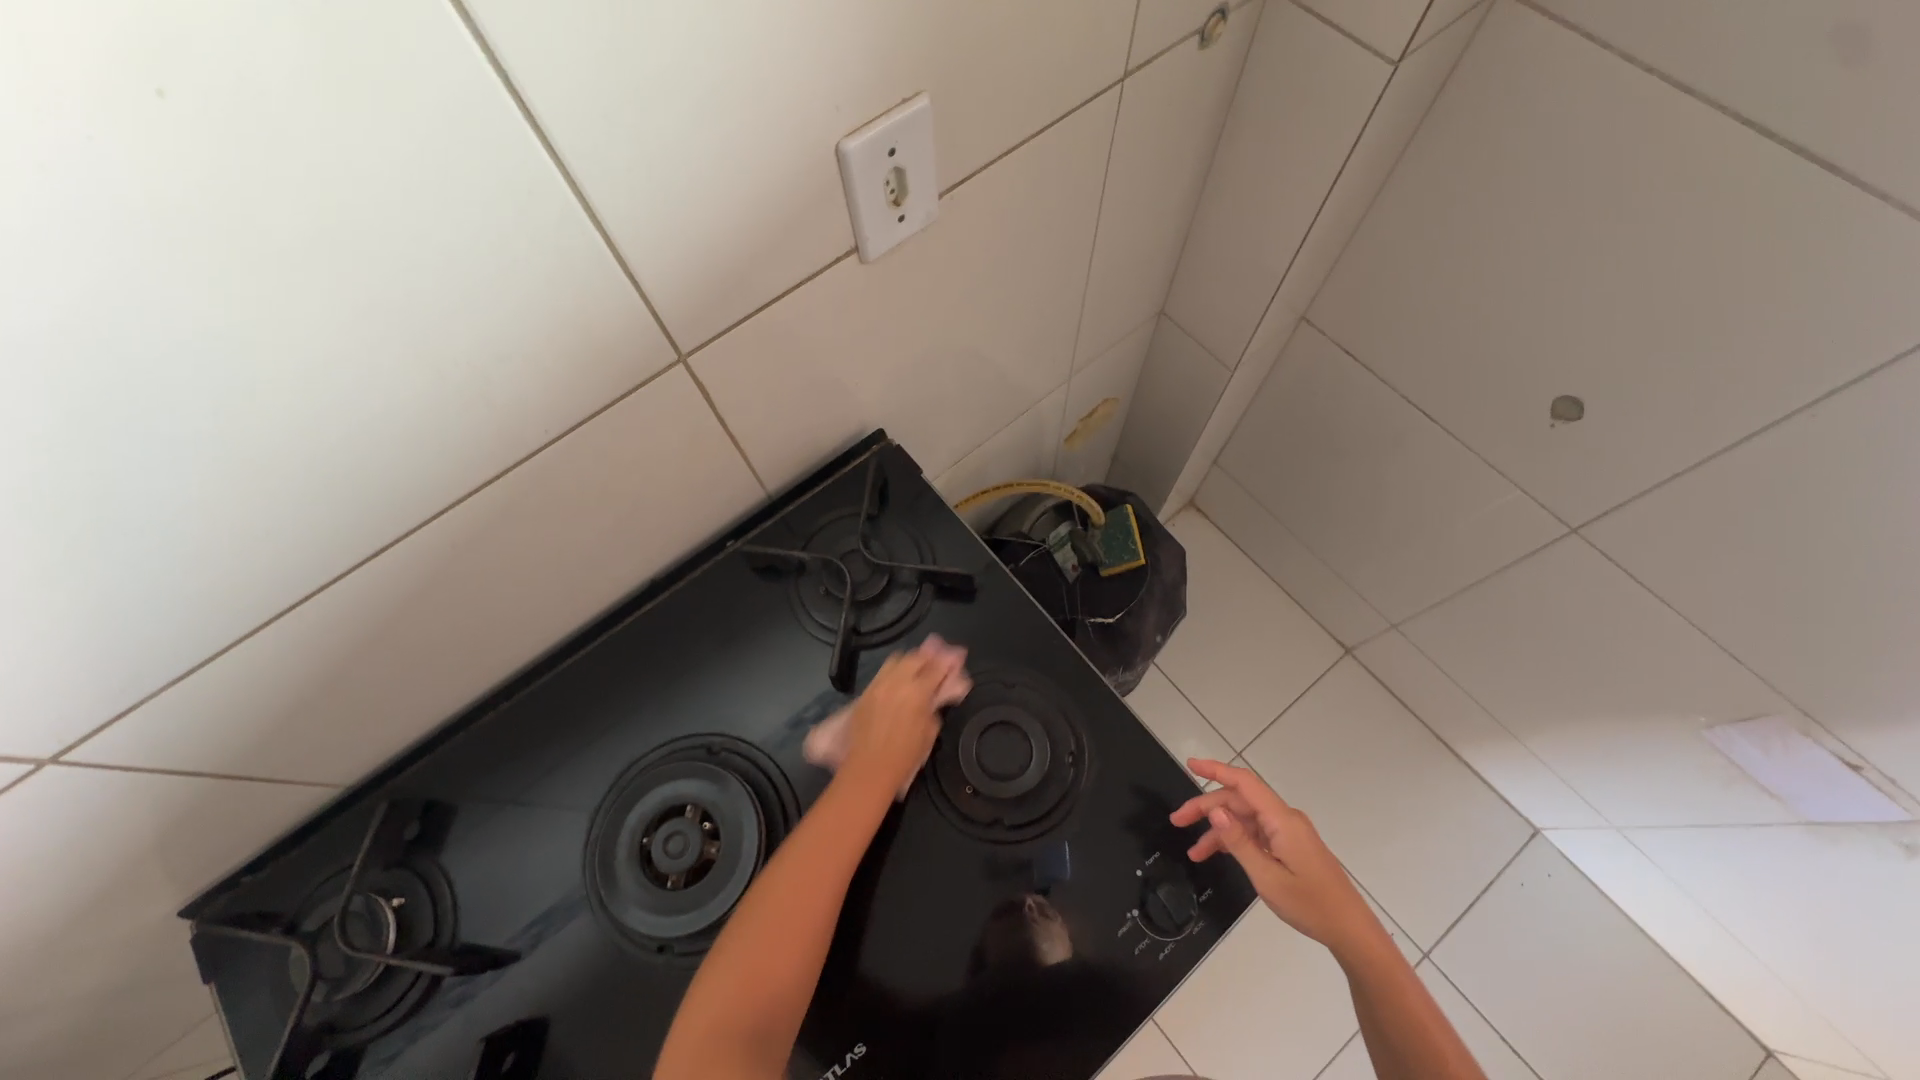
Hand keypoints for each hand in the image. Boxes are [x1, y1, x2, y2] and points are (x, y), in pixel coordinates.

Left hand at [839, 640, 965, 797]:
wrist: (869, 768)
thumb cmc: (906, 756)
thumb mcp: (929, 731)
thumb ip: (935, 706)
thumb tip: (939, 693)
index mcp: (918, 691)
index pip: (936, 667)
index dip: (948, 661)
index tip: (956, 657)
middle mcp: (897, 681)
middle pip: (915, 657)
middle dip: (928, 657)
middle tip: (937, 663)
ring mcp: (879, 685)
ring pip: (896, 660)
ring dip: (910, 661)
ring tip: (917, 670)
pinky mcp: (865, 692)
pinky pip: (882, 673)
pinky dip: (894, 672)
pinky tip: (899, 682)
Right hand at [1171, 759, 1387, 958]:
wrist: (1350, 929)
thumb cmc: (1310, 905)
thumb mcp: (1266, 877)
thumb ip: (1239, 841)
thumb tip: (1215, 810)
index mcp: (1281, 820)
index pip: (1244, 783)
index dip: (1216, 770)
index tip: (1190, 764)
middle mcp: (1285, 819)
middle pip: (1240, 801)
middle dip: (1207, 807)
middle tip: (1178, 821)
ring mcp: (1289, 832)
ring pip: (1246, 819)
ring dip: (1219, 830)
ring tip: (1195, 852)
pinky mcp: (1292, 845)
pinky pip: (1257, 833)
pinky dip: (1236, 840)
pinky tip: (1219, 854)